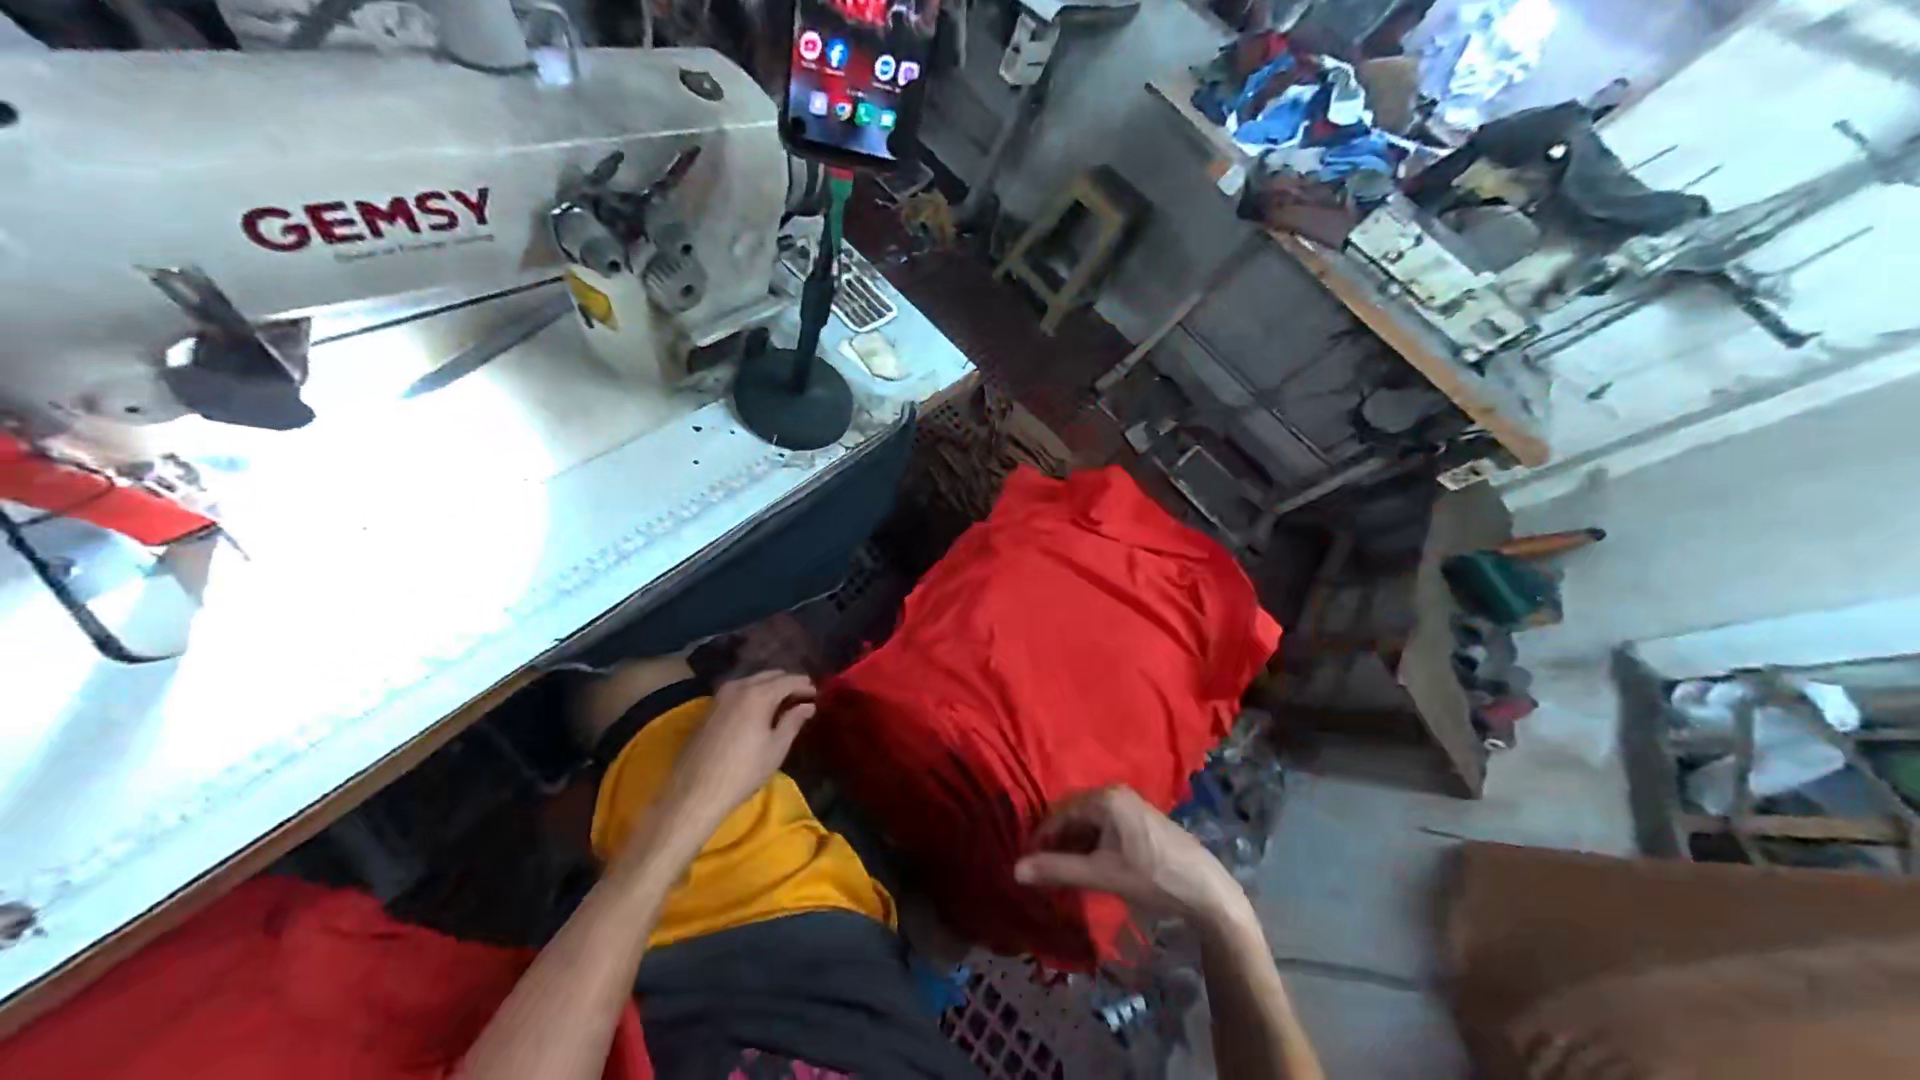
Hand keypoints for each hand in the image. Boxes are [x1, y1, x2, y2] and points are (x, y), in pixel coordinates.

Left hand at [653, 670, 816, 833]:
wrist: (695, 792)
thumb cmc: (743, 771)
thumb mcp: (776, 748)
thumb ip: (793, 721)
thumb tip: (808, 706)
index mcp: (758, 694)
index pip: (789, 680)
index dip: (805, 686)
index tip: (816, 695)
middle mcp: (738, 687)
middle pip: (769, 676)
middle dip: (787, 683)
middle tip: (802, 697)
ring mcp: (720, 696)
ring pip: (751, 681)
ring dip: (769, 687)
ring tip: (783, 703)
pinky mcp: (709, 709)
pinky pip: (738, 691)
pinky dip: (752, 694)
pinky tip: (758, 710)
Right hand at [1014, 786, 1246, 926]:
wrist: (1207, 891)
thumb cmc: (1153, 877)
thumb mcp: (1101, 875)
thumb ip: (1057, 870)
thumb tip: (1015, 869)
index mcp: (1105, 798)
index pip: (1058, 814)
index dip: (1040, 839)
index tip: (1027, 865)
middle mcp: (1115, 793)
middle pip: (1072, 816)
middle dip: (1056, 843)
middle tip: (1044, 872)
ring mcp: (1129, 805)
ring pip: (1088, 823)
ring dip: (1073, 846)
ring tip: (1063, 874)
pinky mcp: (1139, 821)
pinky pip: (1103, 828)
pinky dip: (1091, 846)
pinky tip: (1088, 868)